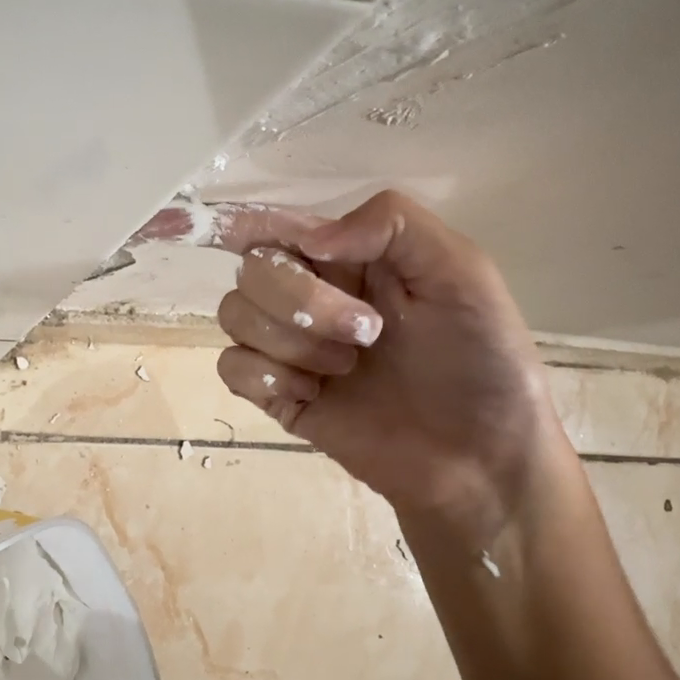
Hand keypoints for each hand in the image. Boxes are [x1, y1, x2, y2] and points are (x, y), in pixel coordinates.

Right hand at [160, 192, 564, 542]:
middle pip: (252, 269)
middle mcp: (311, 295)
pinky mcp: (278, 396)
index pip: (277, 225)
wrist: (480, 460)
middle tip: (367, 332)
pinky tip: (312, 394)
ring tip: (347, 368)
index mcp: (350, 258)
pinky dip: (266, 375)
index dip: (236, 220)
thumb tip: (311, 237)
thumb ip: (392, 225)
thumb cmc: (483, 361)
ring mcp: (291, 348)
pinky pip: (232, 367)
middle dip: (301, 299)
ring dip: (291, 340)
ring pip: (235, 314)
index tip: (195, 223)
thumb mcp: (462, 272)